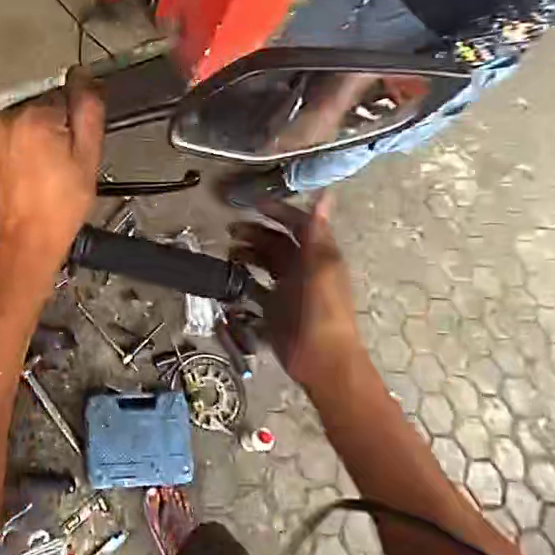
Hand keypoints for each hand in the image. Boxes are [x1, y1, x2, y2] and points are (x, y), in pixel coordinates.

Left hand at [0, 70, 103, 277]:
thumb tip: (85, 78)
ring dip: (40, 139)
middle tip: (66, 164)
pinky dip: (24, 150)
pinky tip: (34, 174)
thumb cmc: (60, 205)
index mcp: (34, 118)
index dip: (77, 124)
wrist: (29, 239)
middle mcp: (8, 121)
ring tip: (49, 171)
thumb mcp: (88, 157)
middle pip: (45, 109)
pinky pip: (13, 139)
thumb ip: (88, 112)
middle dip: (58, 130)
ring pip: (28, 124)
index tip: (78, 149)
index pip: (66, 98)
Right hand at [230, 194, 363, 386]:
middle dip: (256, 232)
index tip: (254, 205)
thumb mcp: (321, 267)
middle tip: (231, 229)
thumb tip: (325, 195)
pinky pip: (256, 287)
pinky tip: (230, 275)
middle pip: (277, 242)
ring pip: (265, 261)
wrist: (322, 358)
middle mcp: (303, 268)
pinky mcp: (275, 308)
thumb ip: (318, 233)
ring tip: (229, 250)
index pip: (299, 225)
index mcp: (319, 255)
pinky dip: (243, 279)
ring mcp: (288, 288)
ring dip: (248, 252)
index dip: (279, 212)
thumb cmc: (324, 311)